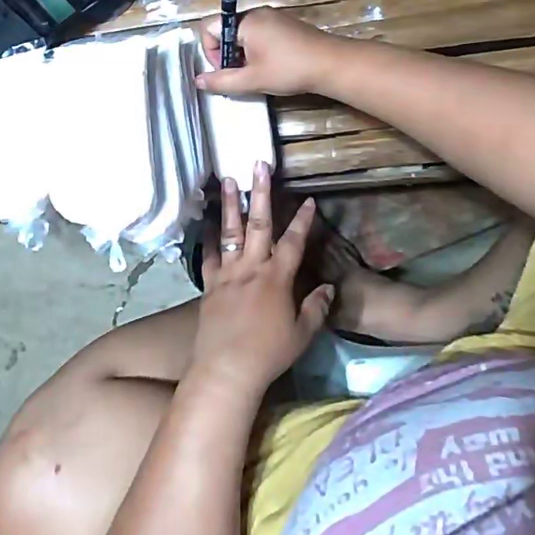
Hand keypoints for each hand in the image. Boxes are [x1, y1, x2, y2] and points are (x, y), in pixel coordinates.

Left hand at [189, 162, 333, 396]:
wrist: (226, 368)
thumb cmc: (269, 353)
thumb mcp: (302, 334)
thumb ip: (315, 308)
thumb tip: (328, 288)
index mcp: (277, 278)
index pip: (294, 242)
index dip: (302, 220)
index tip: (308, 200)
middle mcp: (252, 268)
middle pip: (258, 224)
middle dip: (261, 193)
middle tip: (259, 166)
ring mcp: (228, 273)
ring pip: (230, 231)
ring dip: (230, 204)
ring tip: (228, 179)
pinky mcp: (209, 284)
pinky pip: (209, 255)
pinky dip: (208, 238)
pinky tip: (206, 223)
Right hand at [196, 7, 341, 95]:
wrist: (332, 65)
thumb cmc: (289, 69)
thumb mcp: (252, 79)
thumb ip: (222, 80)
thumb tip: (198, 81)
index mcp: (245, 21)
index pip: (210, 27)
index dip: (210, 51)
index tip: (225, 69)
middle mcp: (257, 13)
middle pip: (227, 30)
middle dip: (228, 54)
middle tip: (242, 75)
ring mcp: (274, 17)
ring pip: (244, 34)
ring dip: (243, 54)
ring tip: (258, 73)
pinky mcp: (286, 25)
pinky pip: (260, 34)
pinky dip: (258, 50)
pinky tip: (272, 67)